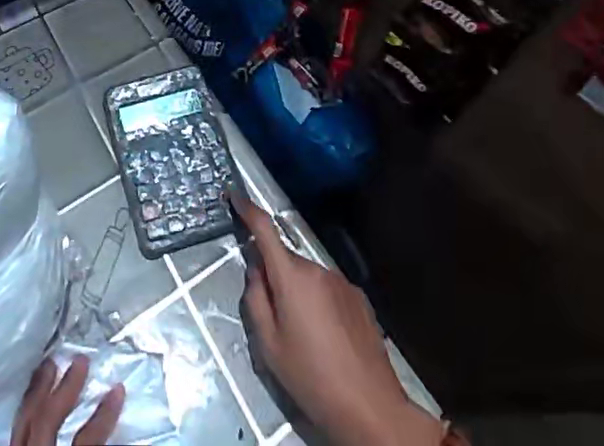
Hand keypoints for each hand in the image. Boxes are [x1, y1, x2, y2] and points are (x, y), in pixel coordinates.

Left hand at [10, 356, 123, 445]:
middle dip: (65, 387)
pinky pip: (14, 426)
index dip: (104, 415)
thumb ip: (94, 443)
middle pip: (47, 419)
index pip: (86, 439)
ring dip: (38, 389)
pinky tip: (31, 393)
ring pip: (23, 418)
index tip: (118, 389)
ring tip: (50, 364)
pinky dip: (23, 406)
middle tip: (81, 359)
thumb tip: (112, 404)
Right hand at [234, 195, 451, 445]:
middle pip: (285, 260)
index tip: (233, 194)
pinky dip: (319, 303)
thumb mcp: (268, 344)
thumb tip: (256, 271)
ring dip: (298, 292)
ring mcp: (342, 283)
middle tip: (271, 316)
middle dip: (274, 276)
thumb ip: (255, 299)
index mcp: (292, 277)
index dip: (246, 208)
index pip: (264, 229)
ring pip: (307, 277)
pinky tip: (325, 339)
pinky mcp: (359, 299)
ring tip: (302, 336)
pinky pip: (328, 290)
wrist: (371, 408)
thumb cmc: (311, 377)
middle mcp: (318, 270)